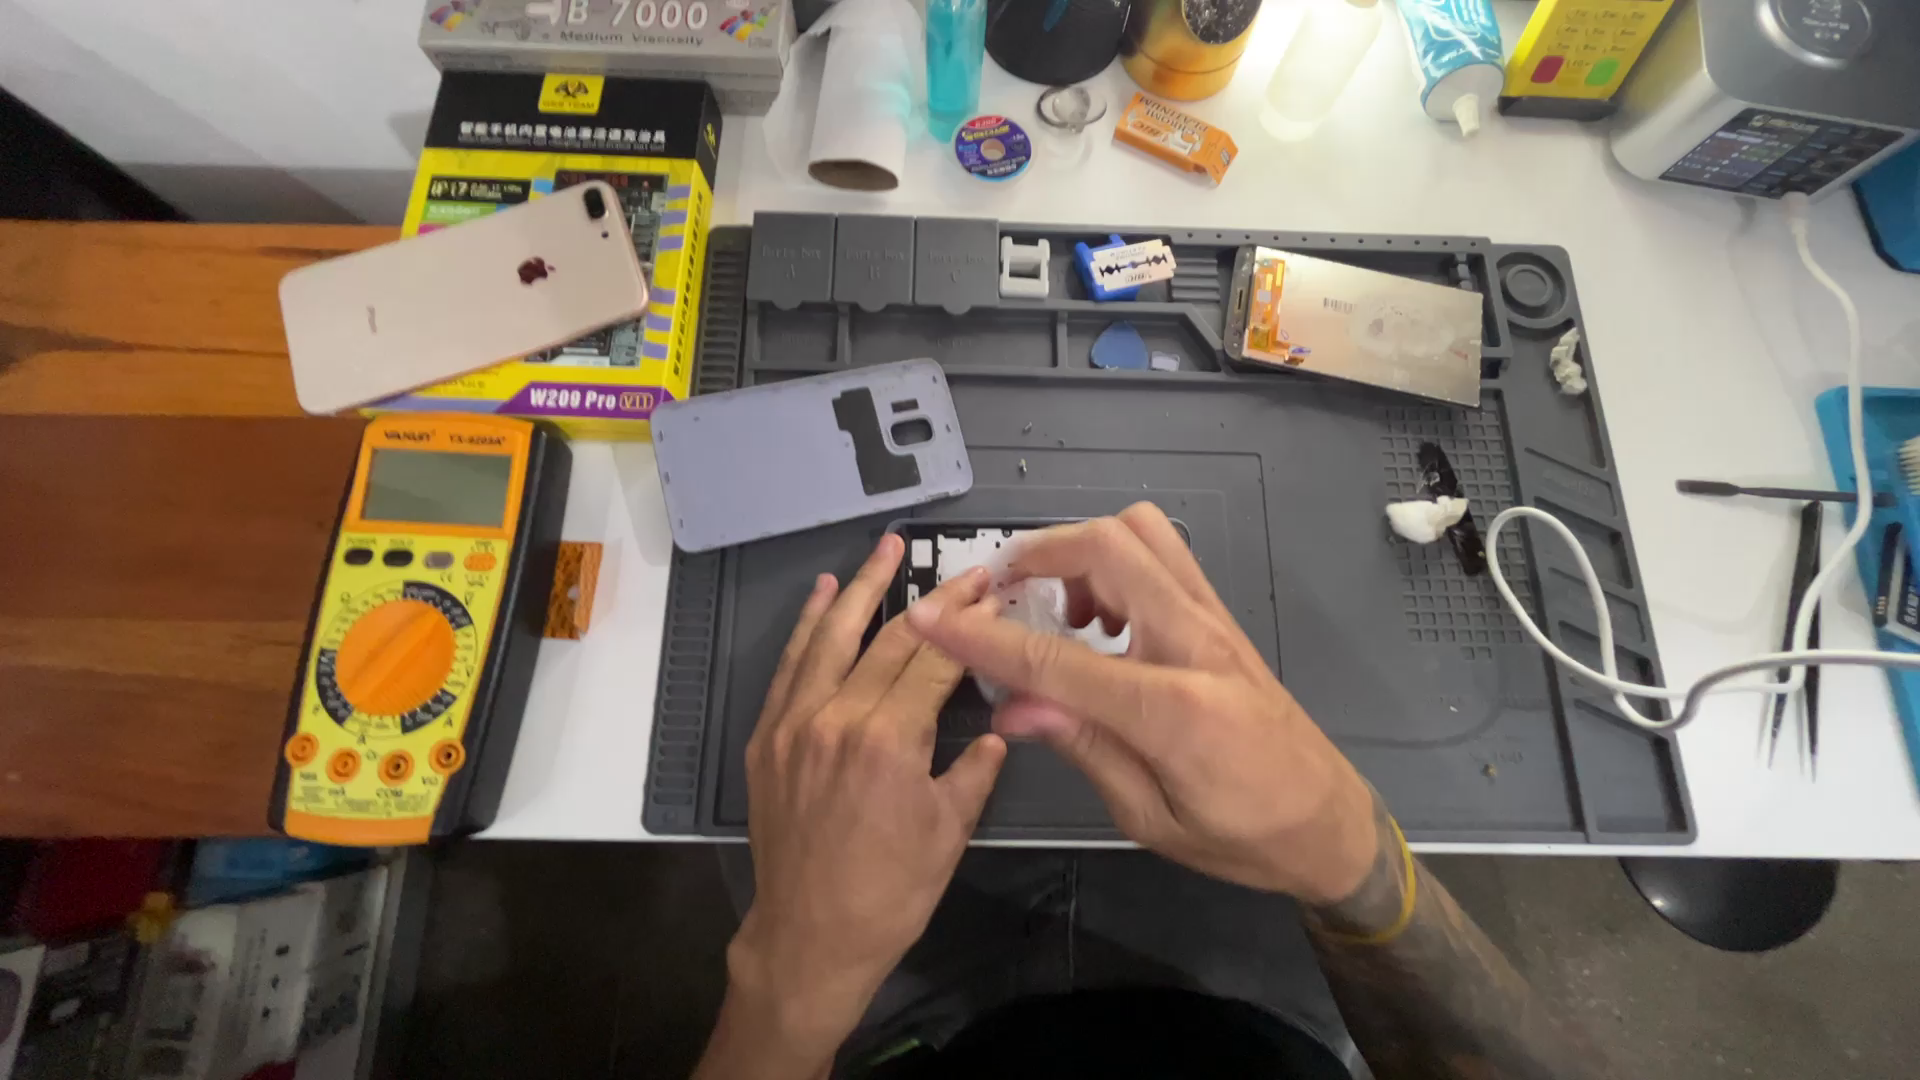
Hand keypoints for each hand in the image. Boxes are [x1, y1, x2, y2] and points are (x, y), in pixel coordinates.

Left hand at [727, 534, 1006, 1053]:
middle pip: (892, 640)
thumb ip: (975, 769)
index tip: (992, 595)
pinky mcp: (768, 734)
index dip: (969, 624)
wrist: (809, 938)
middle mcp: (839, 716)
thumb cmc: (890, 892)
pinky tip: (822, 592)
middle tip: (964, 570)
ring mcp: (796, 721)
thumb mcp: (950, 832)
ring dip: (862, 587)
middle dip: (934, 599)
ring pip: (832, 636)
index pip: (937, 661)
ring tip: (886, 546)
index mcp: (890, 740)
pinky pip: (790, 665)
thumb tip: (999, 728)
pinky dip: (807, 624)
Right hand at [905, 503, 1378, 904]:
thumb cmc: (1240, 836)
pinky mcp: (1219, 613)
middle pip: (1108, 548)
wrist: (1329, 822)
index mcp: (1172, 709)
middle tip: (1004, 591)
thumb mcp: (1149, 816)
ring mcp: (1213, 617)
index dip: (985, 638)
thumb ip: (1082, 745)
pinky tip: (1100, 615)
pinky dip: (1114, 558)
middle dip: (1040, 553)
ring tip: (1060, 606)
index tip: (933, 618)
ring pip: (1140, 532)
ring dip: (1081, 550)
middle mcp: (1194, 640)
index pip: (1057, 658)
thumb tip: (1011, 706)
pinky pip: (1162, 551)